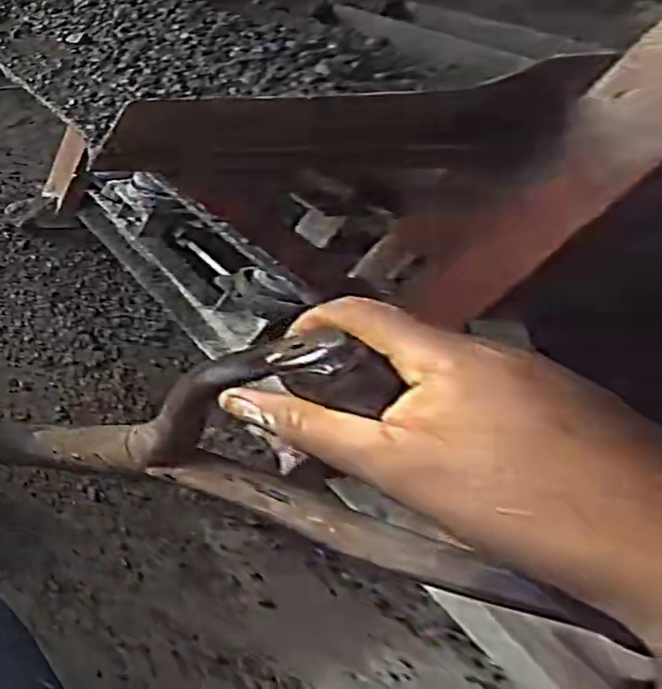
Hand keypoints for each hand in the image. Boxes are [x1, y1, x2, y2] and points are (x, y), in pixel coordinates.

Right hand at [218, 297, 661, 648]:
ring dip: (409, 399)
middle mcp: (500, 357)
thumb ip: (308, 427)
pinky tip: (468, 465)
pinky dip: (461, 417)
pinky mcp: (580, 413)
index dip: (308, 325)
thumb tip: (243, 401)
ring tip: (406, 452)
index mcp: (450, 357)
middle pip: (397, 344)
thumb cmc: (540, 515)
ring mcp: (547, 383)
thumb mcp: (392, 468)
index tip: (291, 354)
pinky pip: (494, 395)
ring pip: (445, 372)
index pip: (354, 310)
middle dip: (357, 376)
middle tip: (343, 419)